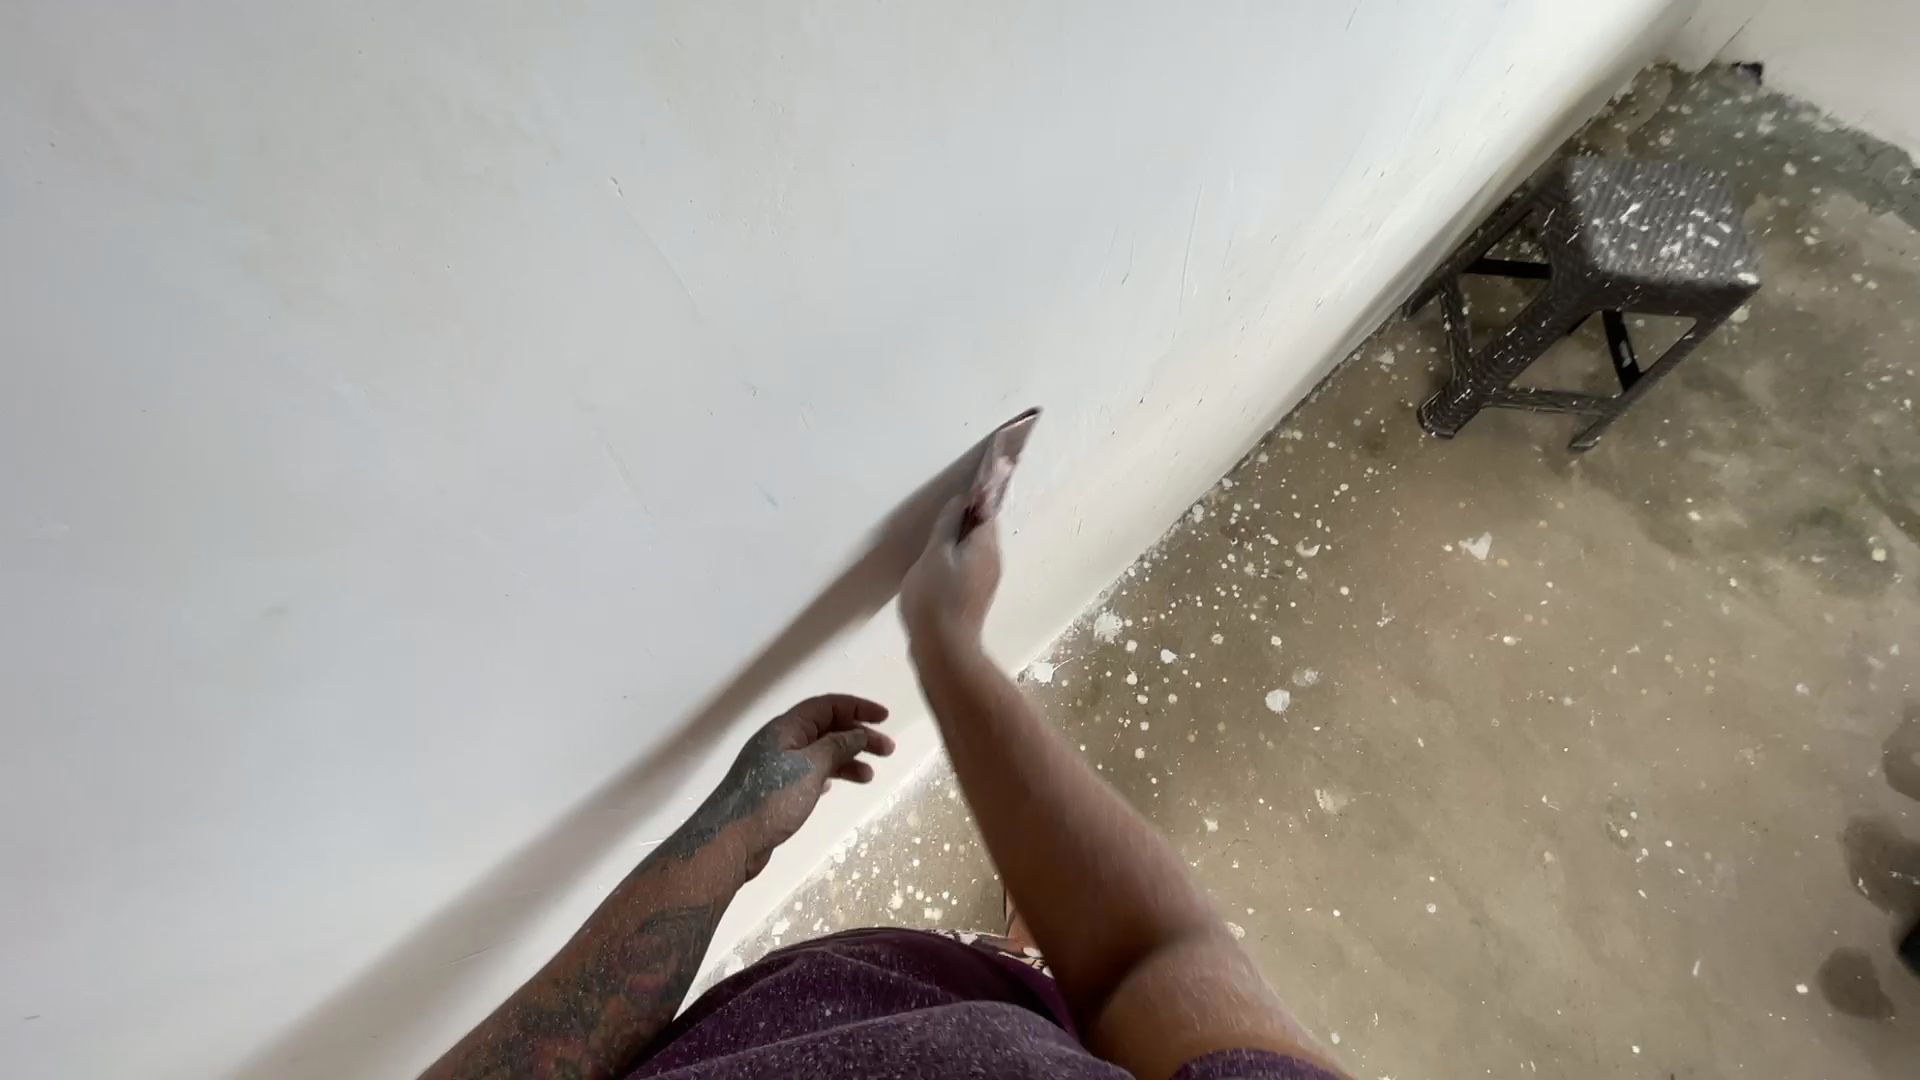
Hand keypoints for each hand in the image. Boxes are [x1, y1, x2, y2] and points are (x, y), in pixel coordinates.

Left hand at [700, 695, 893, 878]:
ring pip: (821, 753)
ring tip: (870, 776)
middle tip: (887, 750)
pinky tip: (839, 785)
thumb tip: (857, 733)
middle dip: (858, 735)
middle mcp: (781, 742)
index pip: (828, 706)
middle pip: (827, 728)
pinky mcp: (776, 791)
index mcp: (786, 728)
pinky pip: (810, 772)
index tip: (885, 718)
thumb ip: (837, 746)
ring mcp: (777, 767)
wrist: (729, 843)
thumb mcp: (810, 768)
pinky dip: (830, 775)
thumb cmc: (770, 800)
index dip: (858, 708)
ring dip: (848, 759)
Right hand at [900, 497, 1000, 652]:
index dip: (971, 500)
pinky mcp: (977, 595)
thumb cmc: (935, 598)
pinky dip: (955, 559)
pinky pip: (969, 566)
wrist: (944, 648)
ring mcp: (987, 580)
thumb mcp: (934, 555)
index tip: (951, 498)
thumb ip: (947, 526)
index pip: (986, 511)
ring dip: (957, 541)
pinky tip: (936, 567)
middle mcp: (994, 560)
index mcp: (986, 546)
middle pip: (982, 530)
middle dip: (963, 521)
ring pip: (974, 549)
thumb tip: (960, 501)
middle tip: (936, 520)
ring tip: (932, 543)